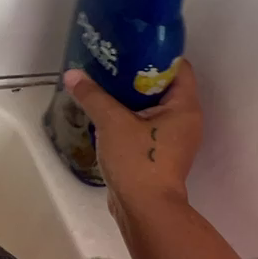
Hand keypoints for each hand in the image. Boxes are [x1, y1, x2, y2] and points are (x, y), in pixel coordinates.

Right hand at [63, 60, 204, 203]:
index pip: (178, 68)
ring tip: (101, 85)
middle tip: (108, 64)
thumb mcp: (112, 122)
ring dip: (128, 97)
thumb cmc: (138, 161)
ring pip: (151, 107)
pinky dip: (127, 116)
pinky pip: (144, 125)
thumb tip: (72, 75)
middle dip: (135, 75)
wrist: (144, 210)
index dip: (154, 55)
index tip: (128, 48)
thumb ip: (92, 96)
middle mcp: (184, 120)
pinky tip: (103, 112)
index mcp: (184, 107)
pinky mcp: (158, 153)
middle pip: (162, 87)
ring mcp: (172, 139)